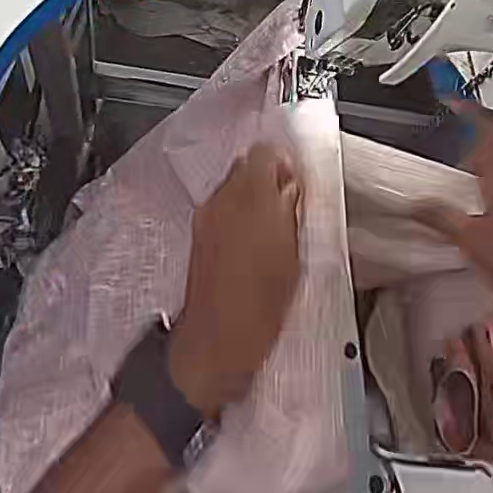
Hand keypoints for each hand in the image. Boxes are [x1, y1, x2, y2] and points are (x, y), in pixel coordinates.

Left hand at [169, 144, 303, 417]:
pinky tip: (248, 238)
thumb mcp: (293, 254)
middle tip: (285, 203)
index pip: (265, 152)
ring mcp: (207, 212)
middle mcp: (225, 197)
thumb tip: (290, 186)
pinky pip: (220, 203)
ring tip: (268, 225)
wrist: (216, 341)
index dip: (283, 163)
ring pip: (232, 182)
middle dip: (267, 176)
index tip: (295, 183)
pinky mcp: (197, 229)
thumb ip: (291, 210)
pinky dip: (235, 209)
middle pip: (246, 163)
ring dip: (250, 193)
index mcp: (254, 198)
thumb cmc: (263, 303)